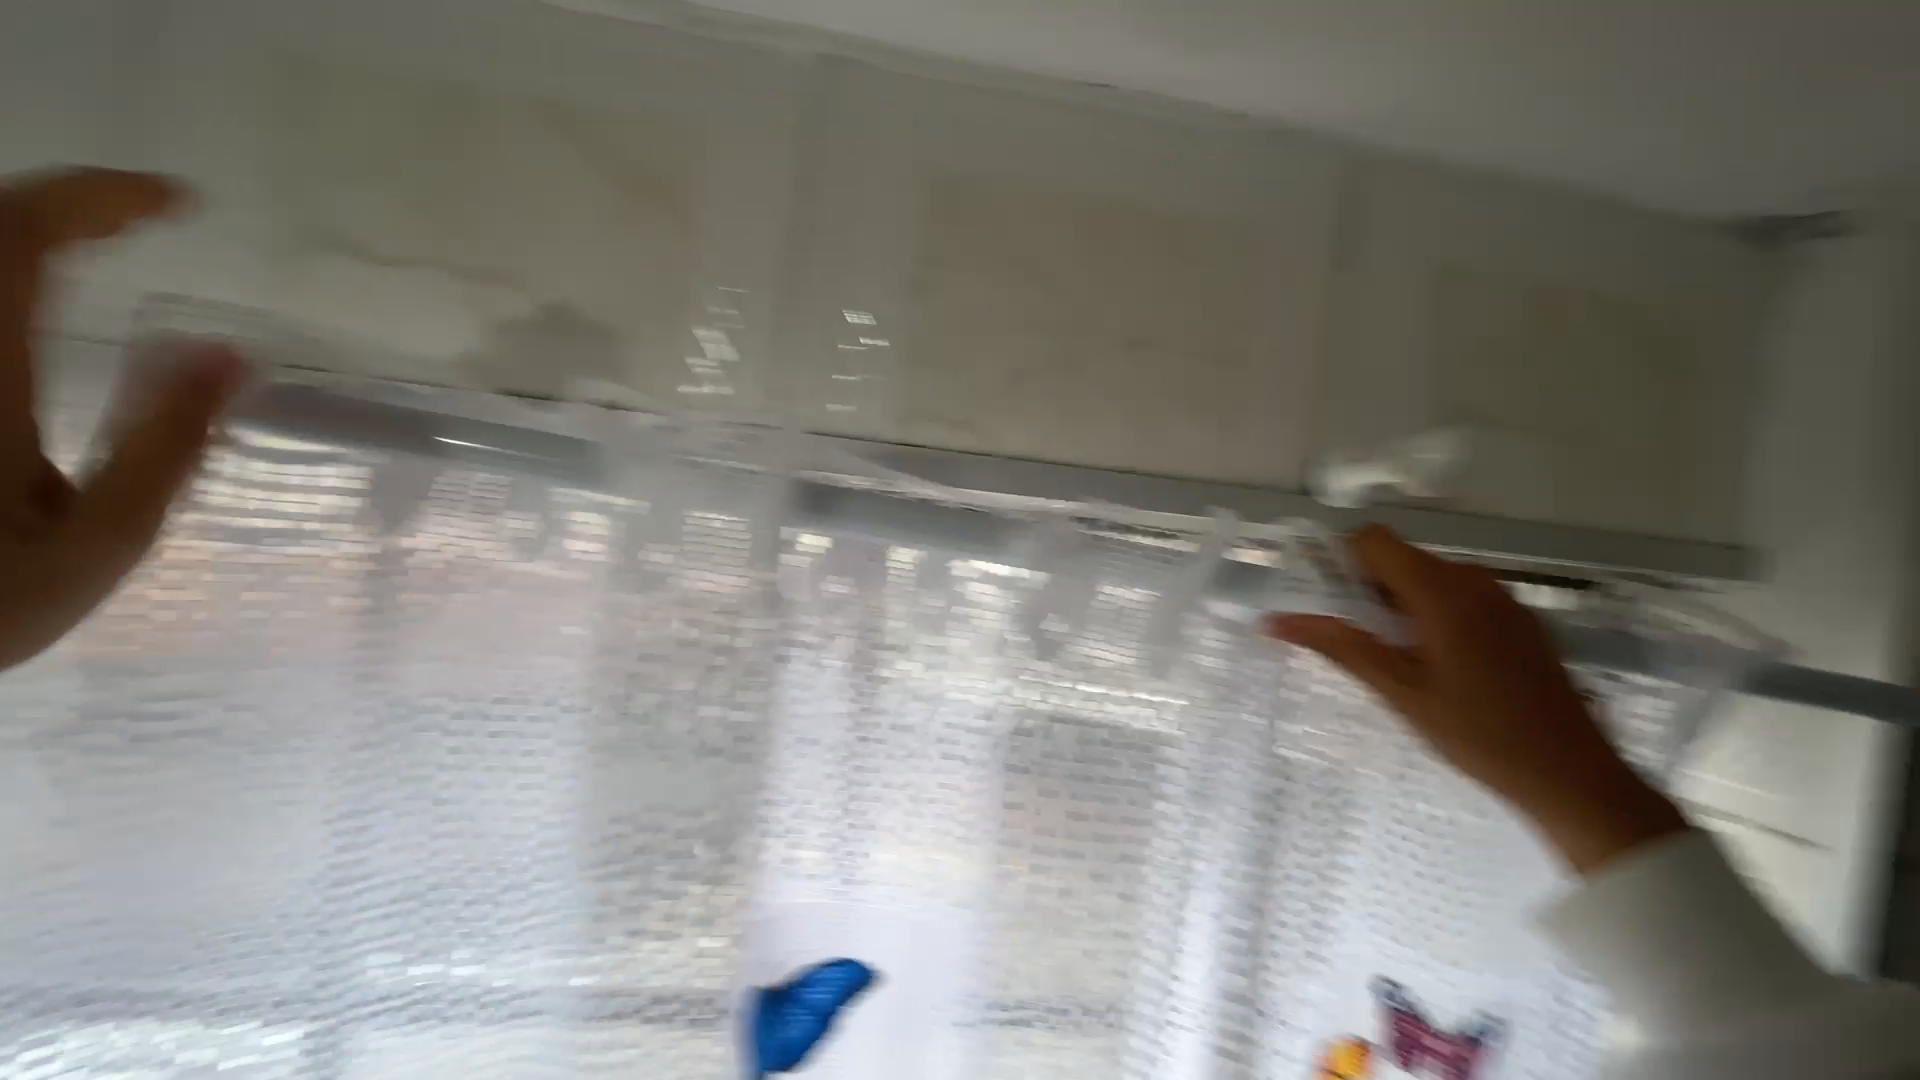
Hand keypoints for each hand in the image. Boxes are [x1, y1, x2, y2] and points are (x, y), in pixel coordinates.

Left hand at [0, 167, 246, 671]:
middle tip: (143, 218)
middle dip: (63, 207)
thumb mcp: (105, 535)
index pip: (21, 239)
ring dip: (27, 238)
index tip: (182, 201)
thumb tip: (233, 352)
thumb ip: (168, 440)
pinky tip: (34, 297)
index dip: (101, 200)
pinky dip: (11, 277)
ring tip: (97, 242)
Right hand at [1265, 525, 1687, 874]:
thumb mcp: (1398, 690)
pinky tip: (1437, 663)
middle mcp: (1473, 580)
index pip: (1373, 540)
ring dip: (1399, 602)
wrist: (1571, 774)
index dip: (1341, 561)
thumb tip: (1275, 620)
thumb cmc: (1476, 732)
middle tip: (1354, 640)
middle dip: (1366, 587)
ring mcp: (1502, 598)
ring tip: (1394, 658)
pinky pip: (1459, 595)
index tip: (1326, 600)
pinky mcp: (1519, 618)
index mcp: (1441, 591)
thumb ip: (1338, 645)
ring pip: (1429, 577)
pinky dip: (1432, 613)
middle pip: (1400, 558)